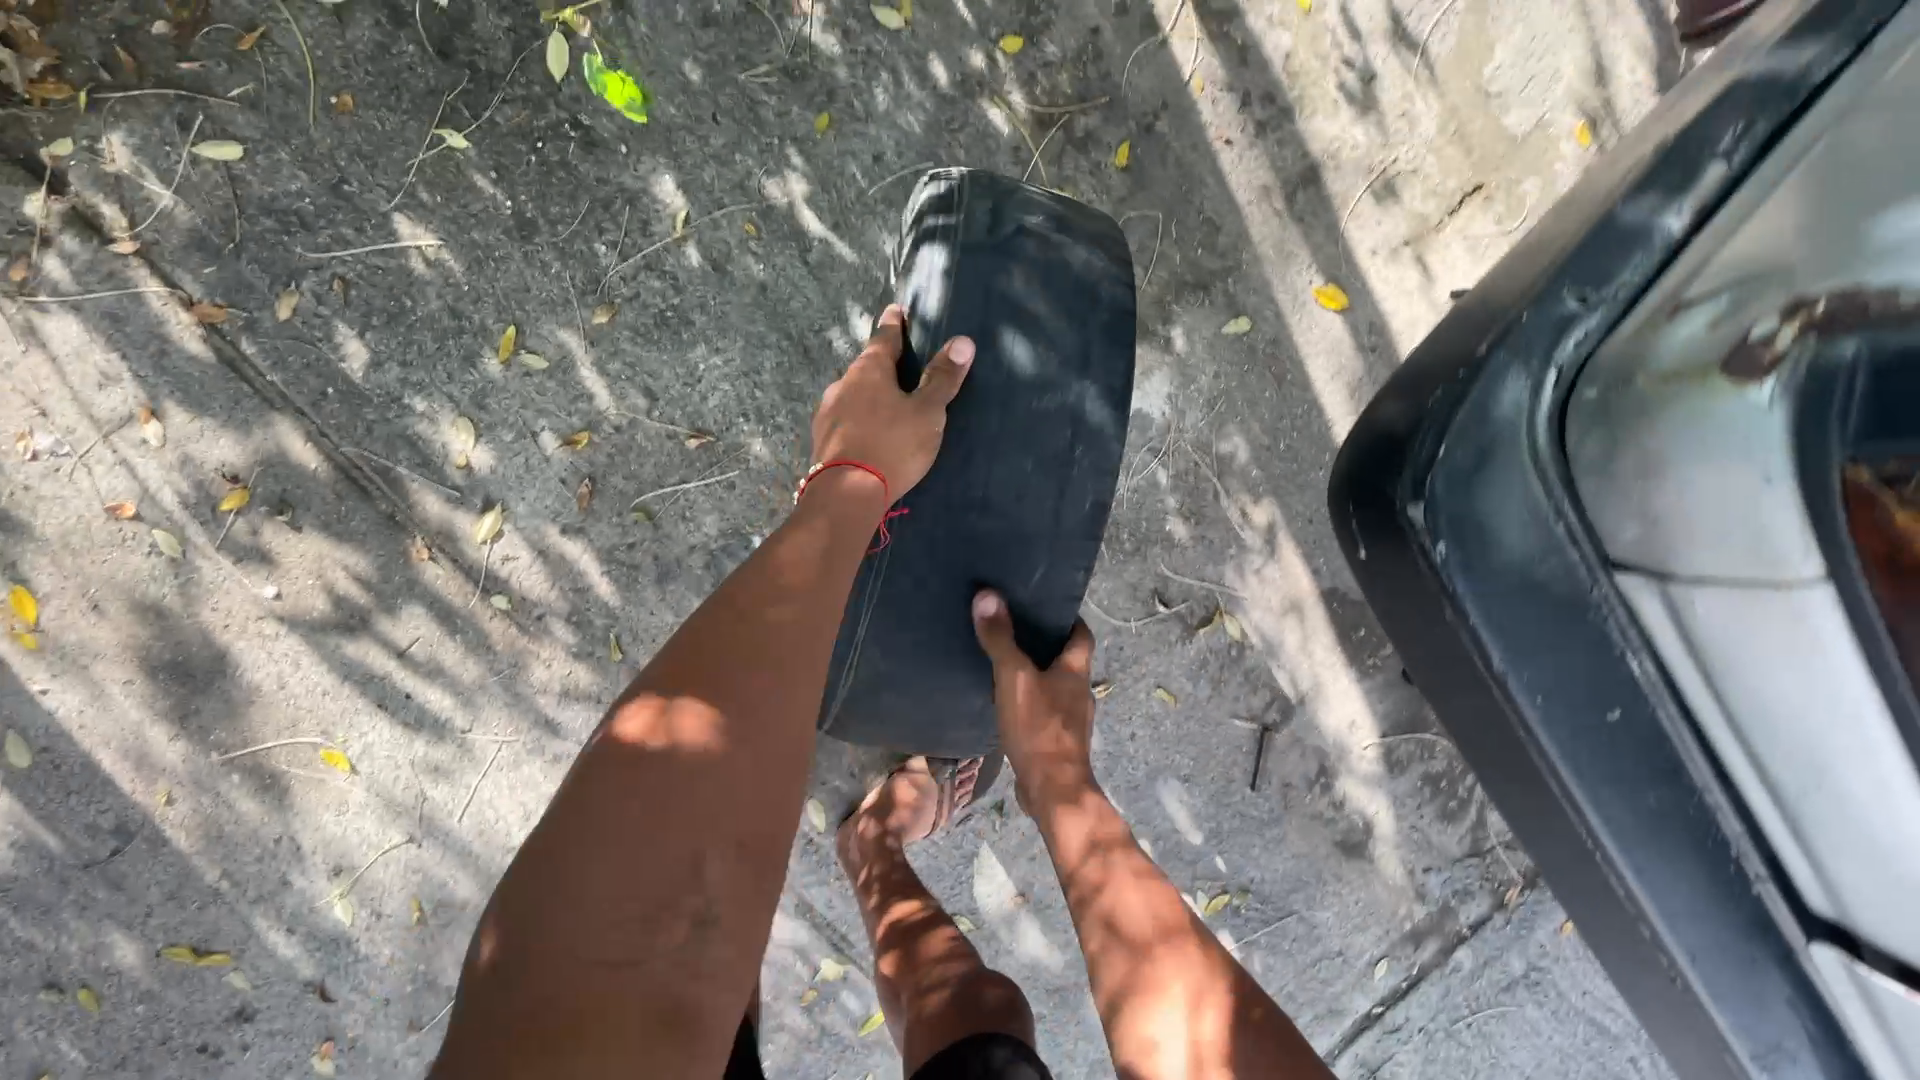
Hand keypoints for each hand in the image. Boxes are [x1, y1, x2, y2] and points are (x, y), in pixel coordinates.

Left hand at [810, 304, 973, 498]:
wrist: (846, 495)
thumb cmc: (892, 446)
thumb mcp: (927, 412)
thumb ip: (943, 378)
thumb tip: (962, 341)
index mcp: (868, 370)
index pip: (884, 338)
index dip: (894, 324)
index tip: (895, 310)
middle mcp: (842, 385)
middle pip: (865, 367)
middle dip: (881, 364)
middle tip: (898, 362)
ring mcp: (827, 413)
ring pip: (853, 394)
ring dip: (868, 394)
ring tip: (885, 402)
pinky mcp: (823, 440)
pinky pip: (845, 419)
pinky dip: (859, 419)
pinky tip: (867, 431)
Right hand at [971, 589, 1098, 811]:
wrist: (1053, 790)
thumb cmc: (1039, 728)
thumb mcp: (1014, 678)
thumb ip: (1000, 639)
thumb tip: (987, 595)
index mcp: (1076, 671)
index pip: (1081, 634)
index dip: (1068, 619)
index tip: (1046, 605)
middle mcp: (1080, 692)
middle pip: (1068, 660)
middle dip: (1047, 645)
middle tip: (1017, 629)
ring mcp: (1071, 719)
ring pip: (1056, 686)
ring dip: (1038, 675)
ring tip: (1008, 663)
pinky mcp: (1057, 741)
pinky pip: (1045, 711)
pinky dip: (1031, 702)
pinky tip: (1009, 704)